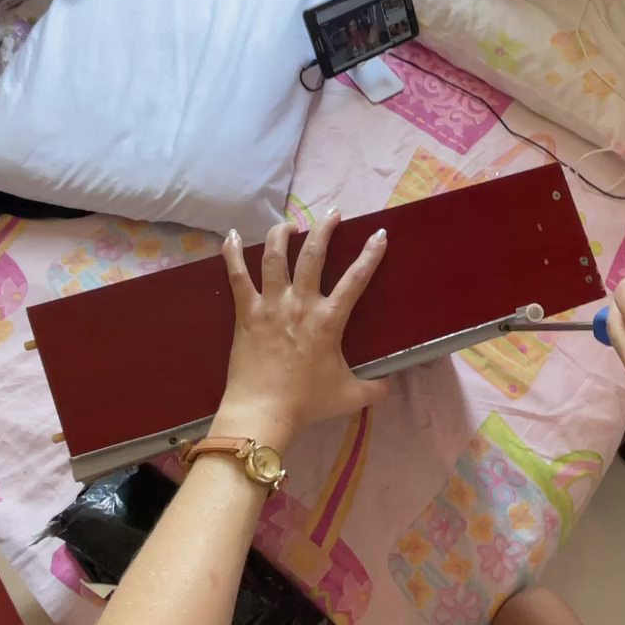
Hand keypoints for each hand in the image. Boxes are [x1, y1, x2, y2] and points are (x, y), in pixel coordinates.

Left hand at [214, 215, 388, 447]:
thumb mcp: (349, 396)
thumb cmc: (307, 403)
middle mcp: (300, 304)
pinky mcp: (246, 312)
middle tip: (333, 213)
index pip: (355, 280)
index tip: (378, 234)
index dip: (370, 255)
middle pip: (313, 255)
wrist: (262, 411)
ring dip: (283, 234)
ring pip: (275, 257)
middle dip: (325, 229)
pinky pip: (237, 276)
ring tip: (291, 224)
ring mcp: (270, 304)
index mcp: (328, 320)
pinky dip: (233, 253)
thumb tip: (390, 383)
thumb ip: (374, 387)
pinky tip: (234, 236)